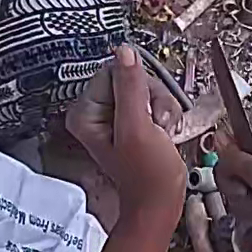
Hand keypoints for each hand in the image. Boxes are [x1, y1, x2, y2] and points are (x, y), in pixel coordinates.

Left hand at [67, 46, 186, 225]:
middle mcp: (97, 110)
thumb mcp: (138, 127)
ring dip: (164, 107)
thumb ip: (131, 87)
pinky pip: (155, 99)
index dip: (138, 87)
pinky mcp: (133, 119)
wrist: (161, 201)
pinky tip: (165, 132)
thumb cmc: (147, 174)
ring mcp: (116, 115)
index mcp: (85, 111)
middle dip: (154, 98)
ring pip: (148, 87)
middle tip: (158, 124)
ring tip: (163, 131)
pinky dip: (166, 113)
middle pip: (133, 77)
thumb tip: (125, 51)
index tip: (146, 112)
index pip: (114, 70)